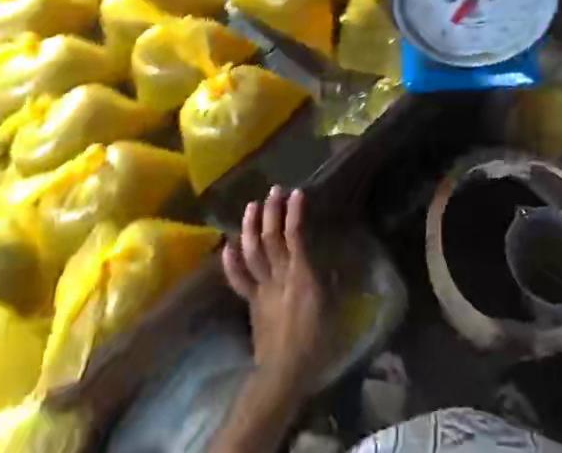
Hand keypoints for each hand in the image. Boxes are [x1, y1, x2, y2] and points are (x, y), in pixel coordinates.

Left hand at [223, 187, 323, 382]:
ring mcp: (261, 287)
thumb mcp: (332, 306)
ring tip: (251, 206)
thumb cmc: (316, 339)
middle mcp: (279, 275)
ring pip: (252, 251)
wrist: (285, 371)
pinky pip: (238, 279)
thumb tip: (332, 262)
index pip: (296, 235)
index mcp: (301, 274)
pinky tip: (228, 244)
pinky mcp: (250, 301)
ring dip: (251, 227)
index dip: (295, 213)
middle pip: (271, 238)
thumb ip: (330, 281)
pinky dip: (231, 261)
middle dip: (272, 211)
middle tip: (274, 190)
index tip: (298, 192)